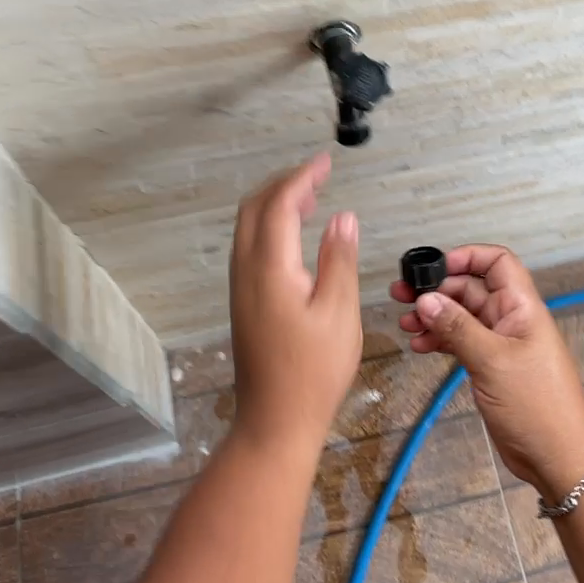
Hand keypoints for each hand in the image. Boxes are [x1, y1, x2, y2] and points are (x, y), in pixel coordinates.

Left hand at [228, 153, 363, 451]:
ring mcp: (240, 287)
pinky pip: (249, 247)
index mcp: (270, 268)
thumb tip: (343, 216)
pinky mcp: (243, 302)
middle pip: (254, 209)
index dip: (302, 178)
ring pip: (248, 227)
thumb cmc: (314, 371)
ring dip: (274, 204)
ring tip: (310, 198)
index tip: (326, 162)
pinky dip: (270, 227)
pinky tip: (294, 238)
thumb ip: (339, 259)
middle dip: (284, 184)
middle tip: (318, 176)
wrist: (275, 420)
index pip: (280, 205)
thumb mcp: (339, 312)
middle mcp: (246, 271)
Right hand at [391, 245, 583, 502]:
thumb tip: (426, 299)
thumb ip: (457, 327)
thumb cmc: (535, 405)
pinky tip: (420, 346)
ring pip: (462, 316)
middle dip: (438, 289)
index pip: (497, 262)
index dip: (467, 257)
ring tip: (405, 324)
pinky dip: (440, 339)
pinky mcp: (490, 366)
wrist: (556, 458)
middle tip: (402, 296)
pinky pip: (461, 341)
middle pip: (471, 288)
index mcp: (522, 307)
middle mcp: (510, 319)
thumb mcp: (492, 361)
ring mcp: (500, 343)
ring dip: (434, 316)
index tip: (434, 268)